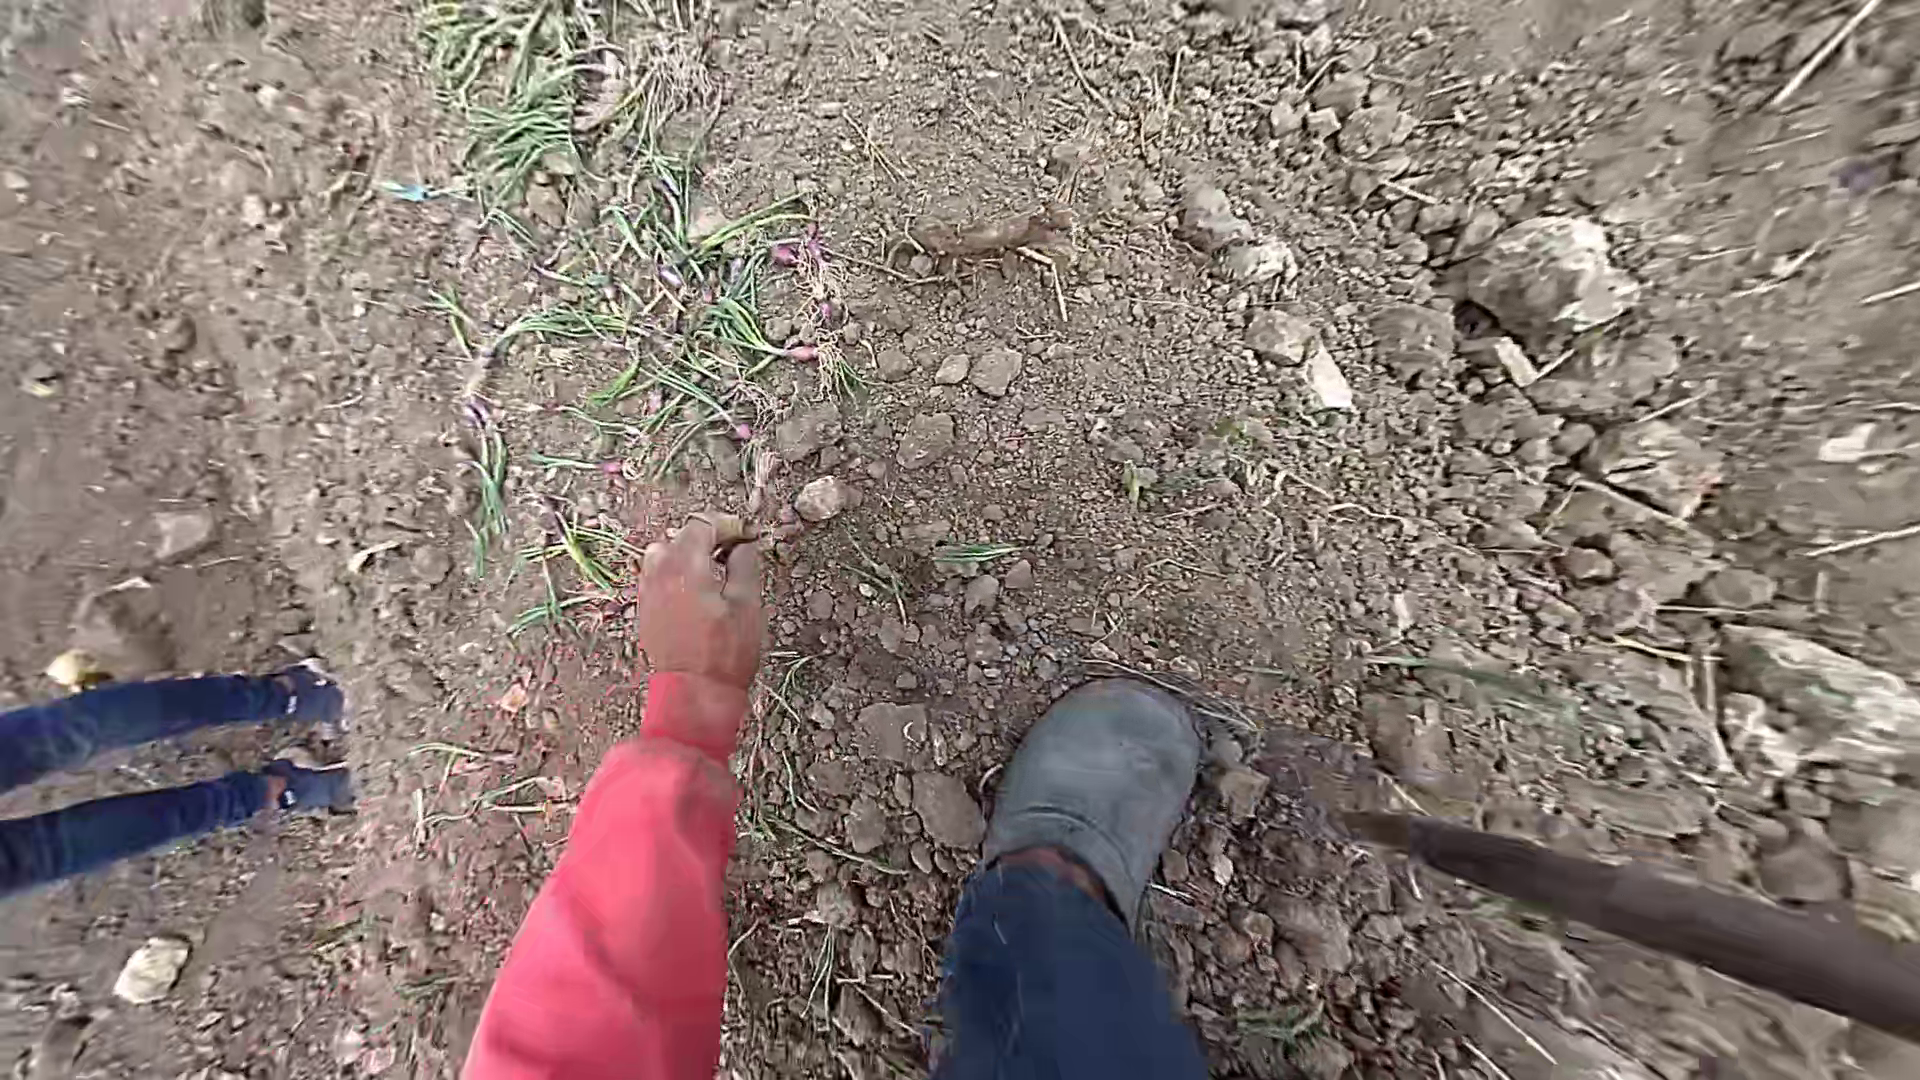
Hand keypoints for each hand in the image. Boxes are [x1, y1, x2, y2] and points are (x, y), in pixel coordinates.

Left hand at [636, 512, 763, 689]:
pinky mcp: (646, 609)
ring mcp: (648, 591)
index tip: (749, 537)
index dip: (730, 526)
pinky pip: (659, 575)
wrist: (695, 694)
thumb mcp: (748, 604)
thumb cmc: (725, 652)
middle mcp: (659, 573)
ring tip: (716, 570)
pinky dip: (678, 572)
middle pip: (682, 536)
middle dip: (712, 538)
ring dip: (691, 554)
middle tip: (738, 552)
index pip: (703, 524)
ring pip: (666, 553)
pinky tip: (699, 589)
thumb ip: (745, 565)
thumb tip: (744, 546)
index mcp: (684, 567)